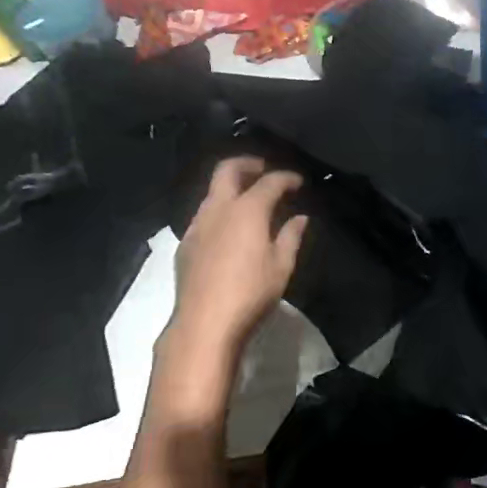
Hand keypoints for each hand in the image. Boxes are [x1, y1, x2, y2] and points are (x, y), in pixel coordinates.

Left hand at [168, 157, 307, 352]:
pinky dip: (220, 210)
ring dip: (231, 187)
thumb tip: (300, 219)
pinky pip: (204, 215)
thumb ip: (291, 237)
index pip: (269, 182)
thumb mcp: (282, 265)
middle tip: (264, 170)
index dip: (286, 178)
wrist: (205, 323)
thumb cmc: (251, 292)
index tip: (299, 182)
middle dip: (247, 164)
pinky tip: (231, 229)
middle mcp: (218, 210)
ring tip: (249, 199)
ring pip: (212, 192)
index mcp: (247, 210)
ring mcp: (197, 226)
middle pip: (227, 170)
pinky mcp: (186, 244)